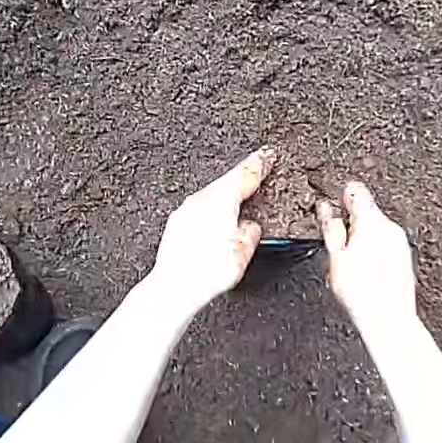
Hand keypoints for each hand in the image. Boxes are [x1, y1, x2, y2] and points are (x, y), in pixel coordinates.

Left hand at [147, 147, 275, 310]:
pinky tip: (214, 219)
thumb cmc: (207, 271)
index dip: (259, 163)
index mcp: (222, 199)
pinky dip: (211, 207)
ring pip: (211, 193)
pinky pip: (199, 207)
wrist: (174, 288)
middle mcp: (201, 199)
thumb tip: (251, 226)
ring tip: (238, 195)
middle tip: (257, 167)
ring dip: (226, 191)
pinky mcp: (177, 223)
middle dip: (242, 175)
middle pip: (227, 181)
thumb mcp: (244, 251)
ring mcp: (186, 210)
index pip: (245, 173)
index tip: (268, 155)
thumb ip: (251, 232)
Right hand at [316, 182, 417, 328]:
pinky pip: (387, 243)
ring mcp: (400, 242)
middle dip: (352, 222)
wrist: (387, 318)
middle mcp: (389, 227)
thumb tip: (326, 210)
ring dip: (364, 237)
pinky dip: (376, 250)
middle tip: (340, 245)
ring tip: (354, 262)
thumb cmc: (361, 292)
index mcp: (371, 221)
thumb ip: (330, 227)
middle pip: (367, 210)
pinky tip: (368, 270)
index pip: (356, 191)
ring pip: (377, 228)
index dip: (341, 198)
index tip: (334, 209)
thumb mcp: (335, 257)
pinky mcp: (405, 256)